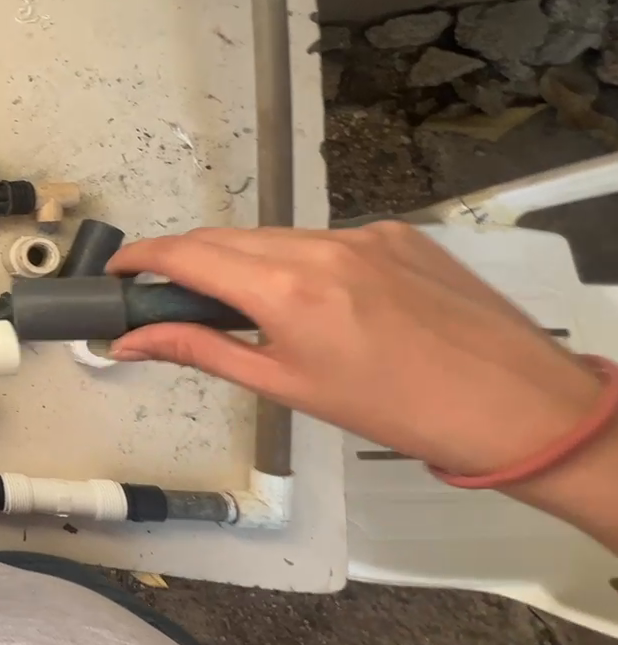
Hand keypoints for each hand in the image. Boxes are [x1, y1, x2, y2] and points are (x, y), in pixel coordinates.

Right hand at [106, 223, 602, 476]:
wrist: (528, 410)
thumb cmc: (394, 409)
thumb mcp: (282, 385)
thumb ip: (196, 349)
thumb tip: (127, 342)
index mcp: (285, 289)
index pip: (183, 253)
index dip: (138, 257)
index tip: (115, 271)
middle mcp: (318, 247)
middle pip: (219, 237)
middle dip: (183, 260)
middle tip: (168, 295)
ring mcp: (361, 234)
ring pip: (267, 236)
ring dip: (238, 260)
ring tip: (245, 303)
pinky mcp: (396, 234)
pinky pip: (319, 238)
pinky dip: (293, 259)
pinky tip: (315, 297)